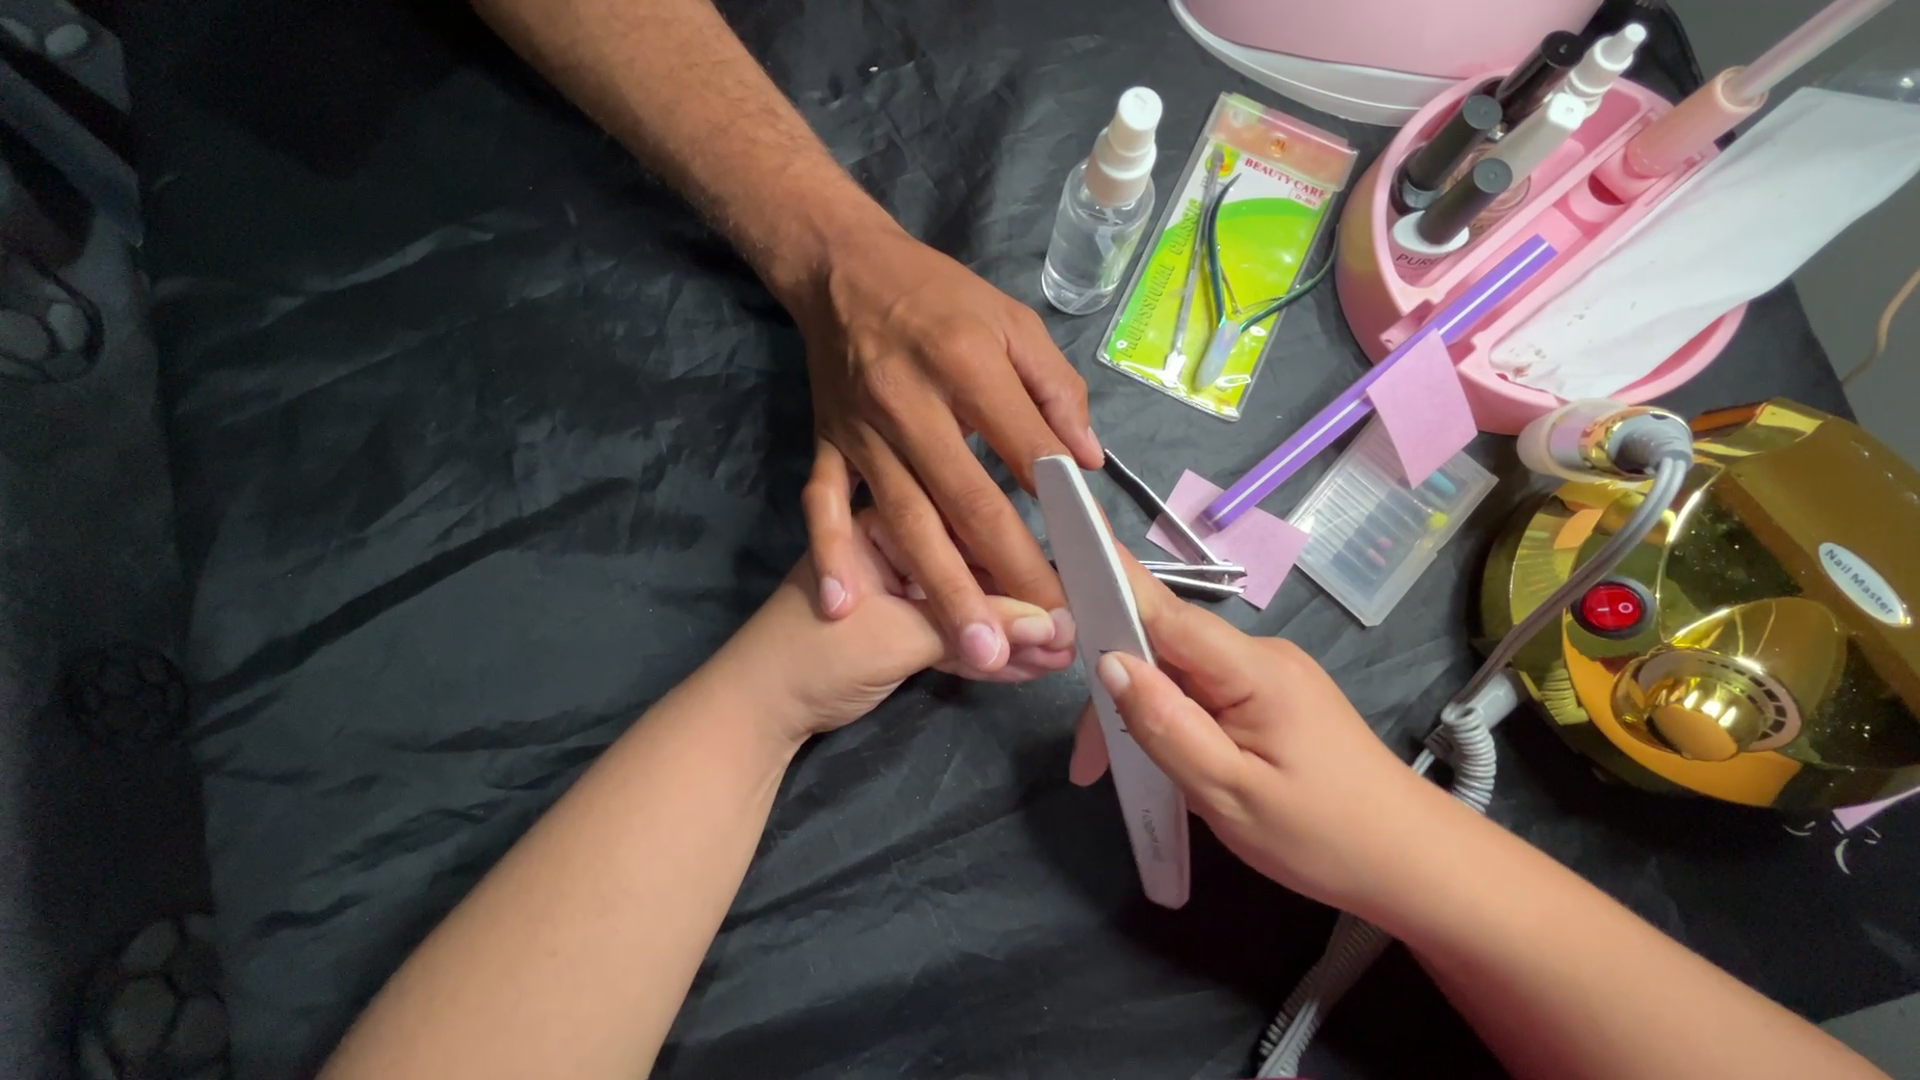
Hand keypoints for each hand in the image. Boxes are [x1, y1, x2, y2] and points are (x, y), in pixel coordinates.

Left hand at [726, 510, 1076, 745]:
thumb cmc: (813, 653)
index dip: (1020, 565)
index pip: (966, 534)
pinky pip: (955, 637)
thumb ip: (972, 628)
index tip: (1070, 589)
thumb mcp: (896, 636)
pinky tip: (1030, 667)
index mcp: (885, 525)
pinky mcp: (905, 631)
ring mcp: (902, 593)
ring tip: (1063, 657)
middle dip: (1023, 608)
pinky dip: (987, 655)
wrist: (756, 712)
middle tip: (1076, 632)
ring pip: (969, 610)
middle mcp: (898, 550)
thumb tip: (1051, 626)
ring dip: (1011, 637)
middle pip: (974, 573)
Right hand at [788, 223, 1104, 673]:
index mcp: (967, 365)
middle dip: (1010, 573)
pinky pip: (825, 506)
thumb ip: (1055, 388)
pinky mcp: (828, 447)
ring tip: (975, 649)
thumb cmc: (940, 296)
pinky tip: (844, 606)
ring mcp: (864, 434)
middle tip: (1045, 636)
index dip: (1065, 513)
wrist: (845, 270)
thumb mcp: (1012, 319)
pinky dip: (831, 555)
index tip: (1093, 568)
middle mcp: (913, 406)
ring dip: (942, 588)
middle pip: (968, 503)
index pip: (1027, 452)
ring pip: (906, 521)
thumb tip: (1085, 461)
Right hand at [1069, 563, 1433, 913]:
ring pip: (1178, 673)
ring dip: (1142, 712)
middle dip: (1117, 690)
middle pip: (1164, 647)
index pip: (1168, 612)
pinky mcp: (1269, 697)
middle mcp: (1259, 655)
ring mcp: (1266, 674)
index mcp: (1254, 669)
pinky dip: (1170, 719)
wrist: (1416, 866)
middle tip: (1087, 763)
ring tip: (1117, 773)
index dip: (1115, 581)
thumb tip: (1111, 663)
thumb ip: (1166, 725)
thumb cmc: (1324, 836)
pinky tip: (1160, 759)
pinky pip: (1201, 692)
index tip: (1070, 548)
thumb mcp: (1229, 793)